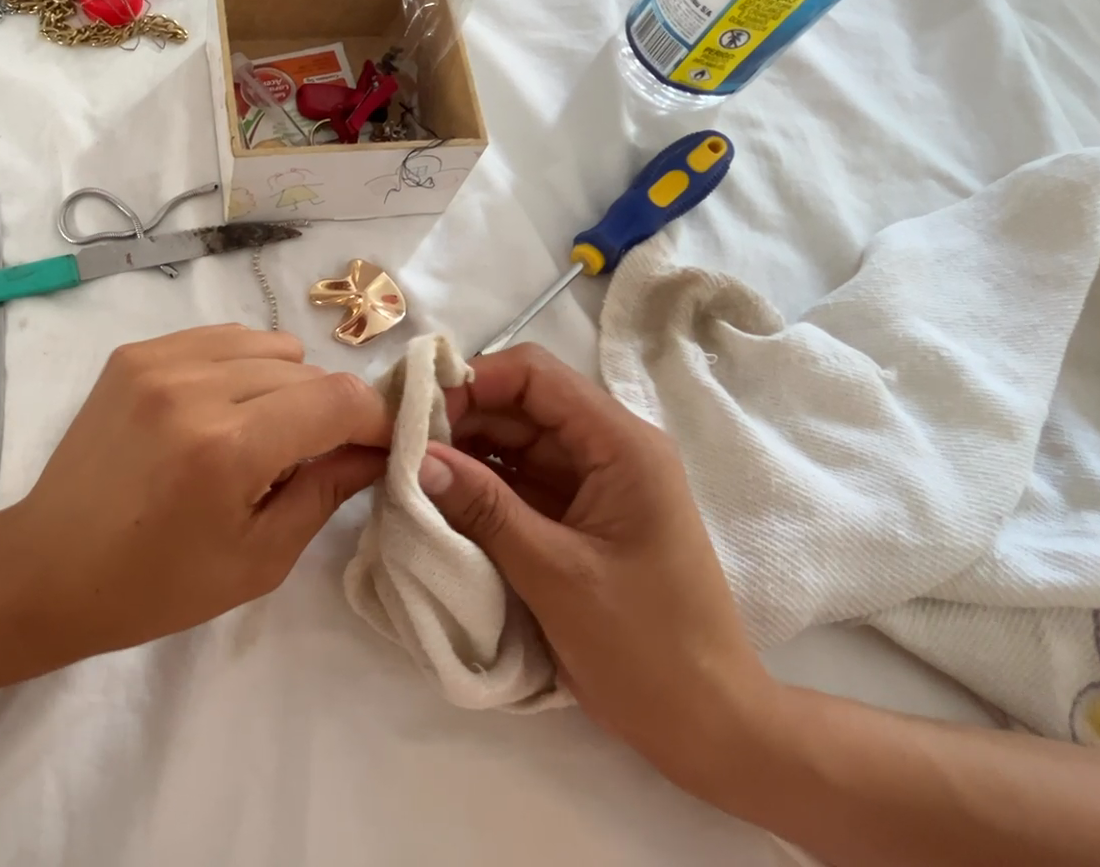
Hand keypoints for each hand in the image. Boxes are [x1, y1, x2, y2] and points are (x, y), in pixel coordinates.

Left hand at [0, 325, 389, 671]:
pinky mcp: (134, 353)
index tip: (382, 448)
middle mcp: (193, 386)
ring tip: (262, 436)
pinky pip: (222, 340)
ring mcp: (157, 360)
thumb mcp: (259, 559)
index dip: (377, 420)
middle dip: (331, 412)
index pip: (340, 398)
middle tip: (316, 459)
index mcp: (226, 447)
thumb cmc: (156, 586)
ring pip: (269, 346)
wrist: (47, 568)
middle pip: (308, 370)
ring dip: (287, 386)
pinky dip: (242, 370)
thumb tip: (380, 448)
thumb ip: (328, 491)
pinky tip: (222, 413)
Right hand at [420, 343, 772, 780]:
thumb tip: (416, 456)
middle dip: (457, 416)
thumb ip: (484, 508)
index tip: (414, 411)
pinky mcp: (573, 517)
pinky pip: (515, 481)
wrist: (703, 721)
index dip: (471, 380)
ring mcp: (589, 484)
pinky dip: (475, 485)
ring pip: (511, 442)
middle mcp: (607, 450)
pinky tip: (434, 497)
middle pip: (518, 404)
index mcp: (621, 446)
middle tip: (396, 445)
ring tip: (405, 470)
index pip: (535, 376)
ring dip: (461, 451)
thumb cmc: (643, 643)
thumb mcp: (555, 573)